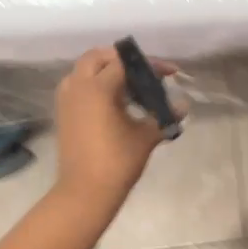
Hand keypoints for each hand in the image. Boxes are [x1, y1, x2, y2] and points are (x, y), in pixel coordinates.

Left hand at [51, 47, 178, 205]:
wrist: (85, 191)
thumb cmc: (117, 162)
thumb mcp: (147, 136)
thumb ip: (165, 115)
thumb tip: (183, 105)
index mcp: (97, 88)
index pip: (126, 63)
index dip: (150, 64)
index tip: (171, 73)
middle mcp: (78, 86)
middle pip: (99, 57)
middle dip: (123, 60)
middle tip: (145, 72)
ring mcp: (66, 99)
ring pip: (84, 70)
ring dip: (106, 70)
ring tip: (130, 85)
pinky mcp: (64, 112)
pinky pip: (78, 86)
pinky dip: (95, 84)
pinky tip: (114, 102)